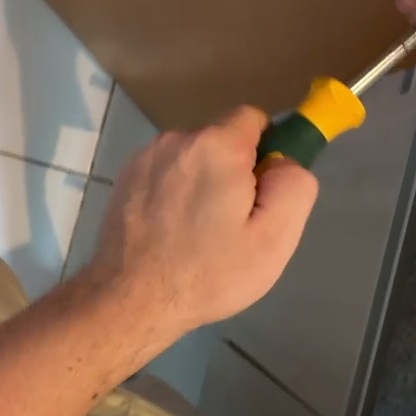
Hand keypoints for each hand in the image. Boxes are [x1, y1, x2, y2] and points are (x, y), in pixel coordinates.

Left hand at [77, 106, 317, 335]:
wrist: (130, 298)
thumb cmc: (207, 272)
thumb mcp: (273, 238)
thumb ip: (292, 186)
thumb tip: (282, 161)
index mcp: (214, 145)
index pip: (252, 118)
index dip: (265, 150)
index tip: (261, 192)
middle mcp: (174, 139)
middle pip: (219, 139)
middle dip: (233, 170)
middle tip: (231, 223)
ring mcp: (143, 157)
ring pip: (190, 157)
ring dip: (201, 181)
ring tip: (198, 232)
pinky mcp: (124, 178)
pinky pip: (164, 172)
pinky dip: (173, 191)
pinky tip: (170, 230)